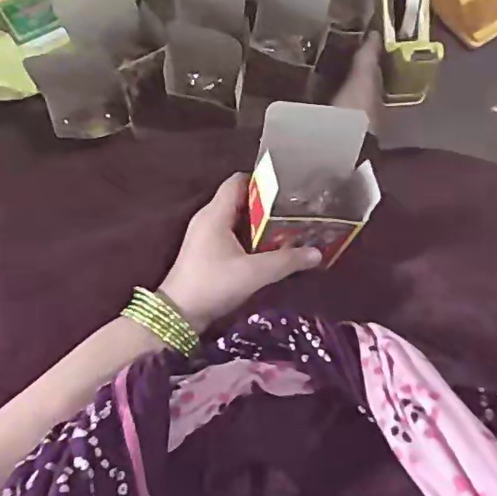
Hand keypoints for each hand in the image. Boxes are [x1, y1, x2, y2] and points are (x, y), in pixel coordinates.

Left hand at [158, 173, 322, 329]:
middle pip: (240, 199)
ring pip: (237, 220)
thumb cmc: (213, 285)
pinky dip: (249, 238)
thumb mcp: (254, 273)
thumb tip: (317, 253)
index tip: (288, 188)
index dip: (262, 180)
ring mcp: (204, 236)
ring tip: (288, 229)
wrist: (178, 315)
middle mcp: (208, 219)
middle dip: (267, 204)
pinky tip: (268, 250)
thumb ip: (286, 261)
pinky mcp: (205, 253)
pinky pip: (231, 236)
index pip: (238, 180)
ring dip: (260, 224)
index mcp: (215, 213)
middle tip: (294, 211)